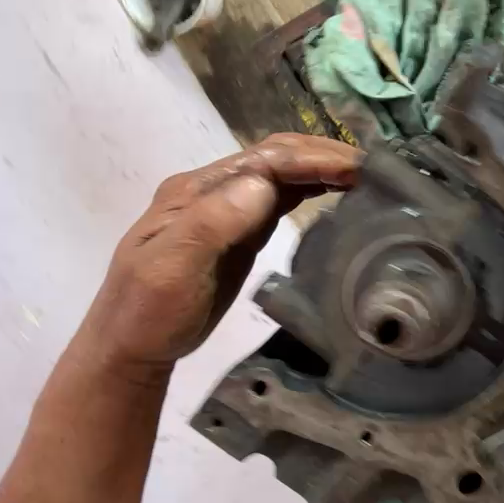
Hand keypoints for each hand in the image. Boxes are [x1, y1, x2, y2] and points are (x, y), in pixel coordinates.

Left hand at [72, 134, 361, 379]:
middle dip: (324, 155)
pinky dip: (313, 187)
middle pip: (276, 156)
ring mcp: (228, 208)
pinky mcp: (242, 230)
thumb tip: (264, 184)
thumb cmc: (147, 312)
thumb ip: (213, 224)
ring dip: (322, 168)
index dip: (311, 159)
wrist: (130, 347)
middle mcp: (214, 189)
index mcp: (197, 190)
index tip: (355, 169)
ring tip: (366, 176)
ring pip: (283, 173)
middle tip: (373, 168)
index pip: (264, 160)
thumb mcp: (169, 269)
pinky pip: (282, 197)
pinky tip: (337, 192)